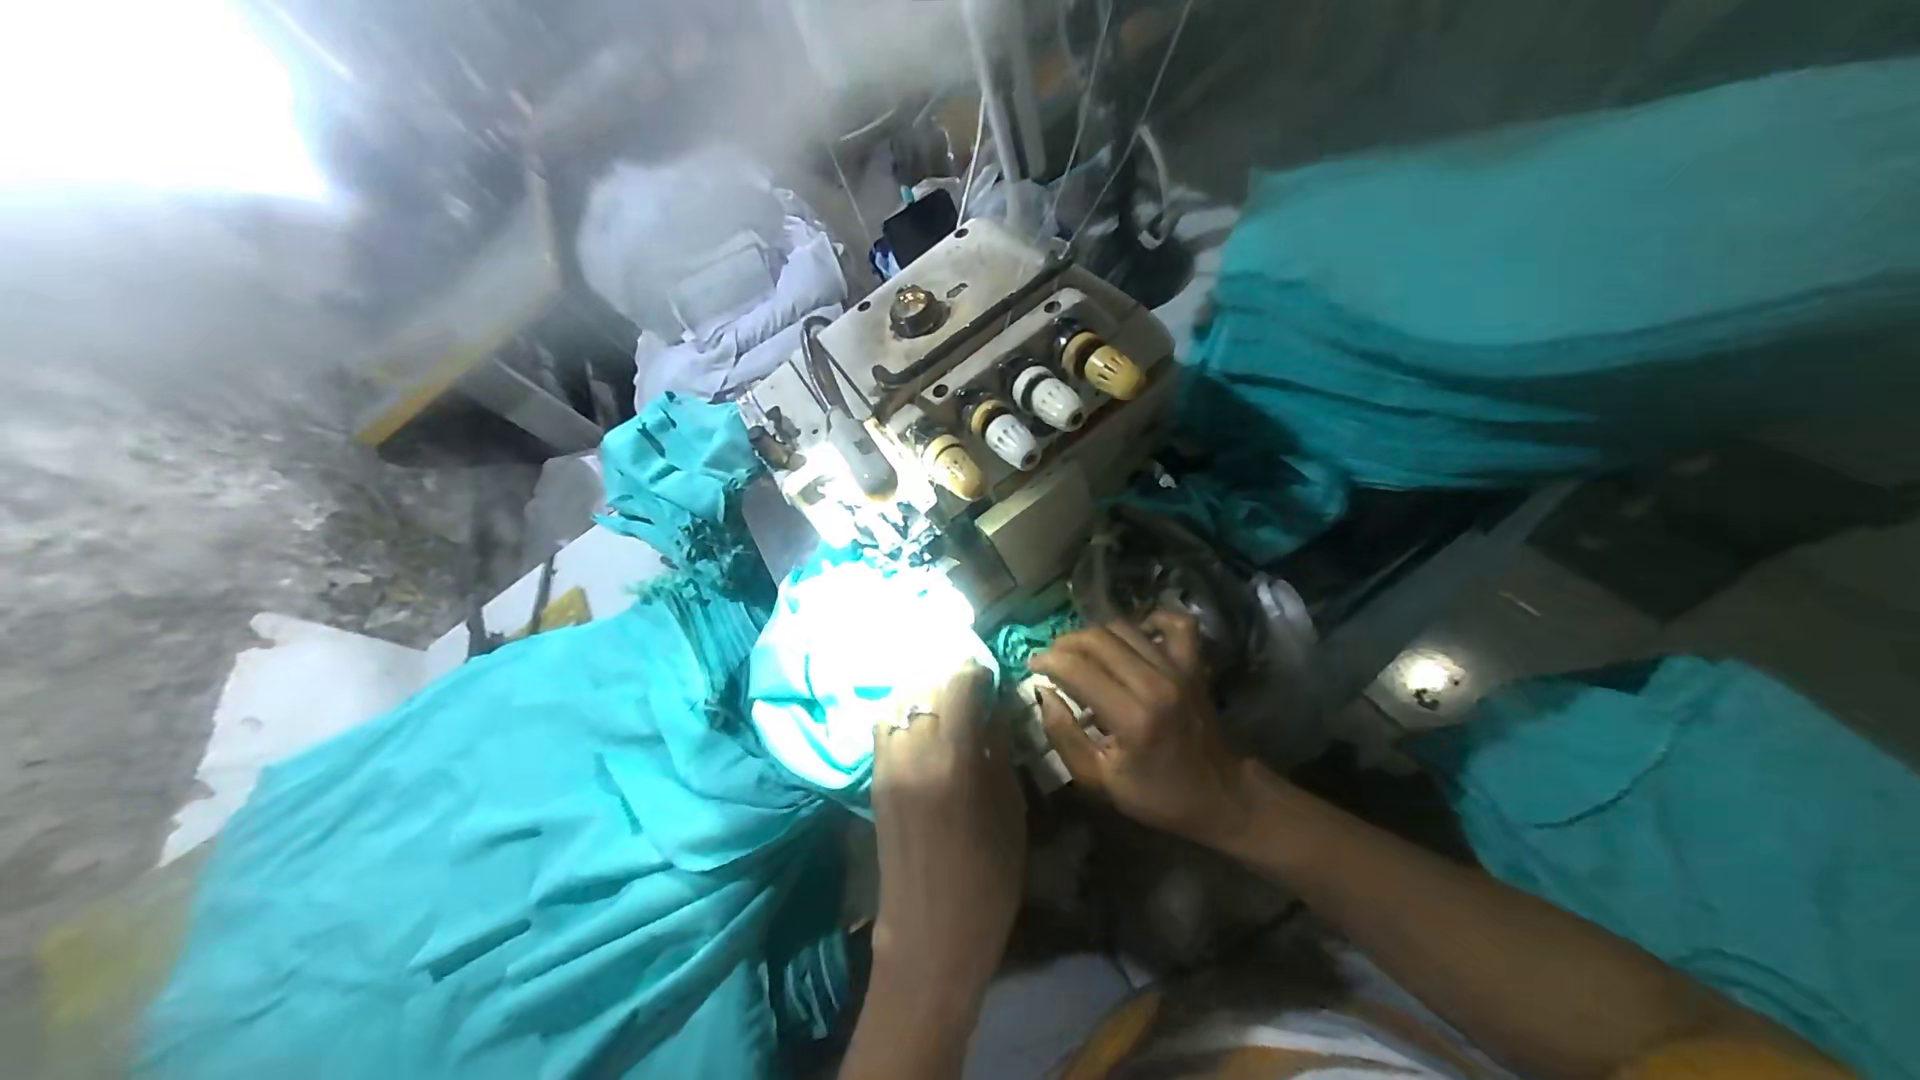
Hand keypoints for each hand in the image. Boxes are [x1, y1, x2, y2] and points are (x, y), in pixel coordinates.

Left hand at [870, 662, 1025, 997]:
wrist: (930, 932)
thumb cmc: (988, 880)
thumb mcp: (1010, 812)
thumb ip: (999, 751)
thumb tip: (995, 707)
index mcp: (953, 759)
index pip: (958, 685)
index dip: (975, 671)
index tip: (989, 672)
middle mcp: (914, 751)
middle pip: (925, 688)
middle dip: (949, 680)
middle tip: (969, 687)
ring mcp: (888, 764)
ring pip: (899, 703)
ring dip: (922, 695)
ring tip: (944, 704)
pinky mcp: (874, 779)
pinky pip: (884, 727)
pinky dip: (902, 715)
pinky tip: (922, 726)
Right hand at [1030, 610, 1255, 844]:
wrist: (1222, 796)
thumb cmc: (1157, 795)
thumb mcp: (1099, 780)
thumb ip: (1064, 735)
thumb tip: (1043, 694)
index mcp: (1132, 717)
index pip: (1078, 669)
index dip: (1047, 660)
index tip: (1031, 665)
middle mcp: (1156, 683)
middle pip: (1098, 639)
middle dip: (1065, 643)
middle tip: (1051, 657)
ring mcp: (1179, 669)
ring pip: (1126, 628)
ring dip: (1095, 633)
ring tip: (1080, 650)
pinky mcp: (1194, 665)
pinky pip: (1175, 623)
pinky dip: (1151, 619)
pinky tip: (1133, 633)